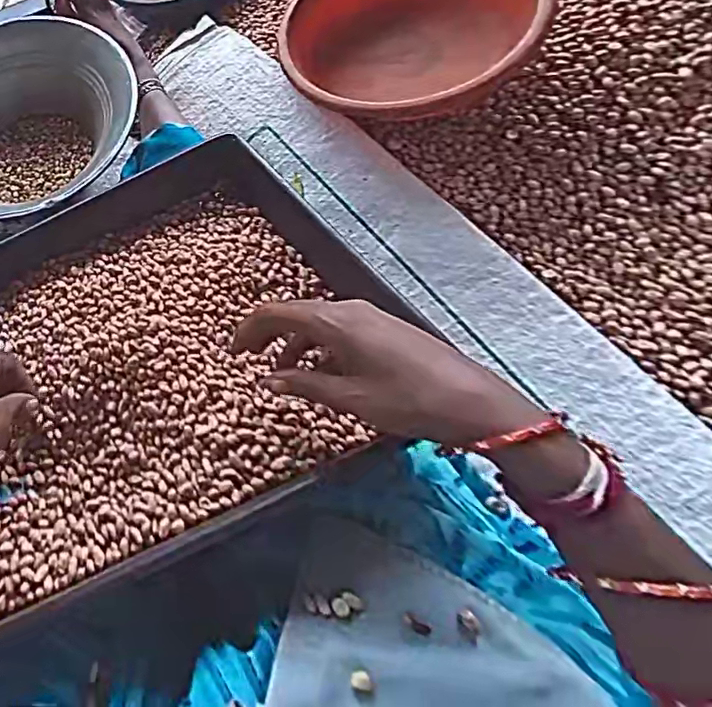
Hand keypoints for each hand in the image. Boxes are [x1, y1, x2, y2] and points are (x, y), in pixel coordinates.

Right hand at [230, 299, 545, 446]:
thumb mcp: (350, 398)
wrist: (477, 402)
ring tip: (285, 375)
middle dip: (267, 335)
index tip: (233, 353)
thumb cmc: (409, 400)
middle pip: (293, 313)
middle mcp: (347, 309)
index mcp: (333, 321)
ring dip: (294, 344)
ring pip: (316, 322)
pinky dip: (318, 346)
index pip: (274, 313)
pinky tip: (322, 372)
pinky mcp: (384, 326)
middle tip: (250, 360)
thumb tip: (267, 381)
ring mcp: (368, 315)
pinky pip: (338, 328)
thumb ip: (303, 385)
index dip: (248, 331)